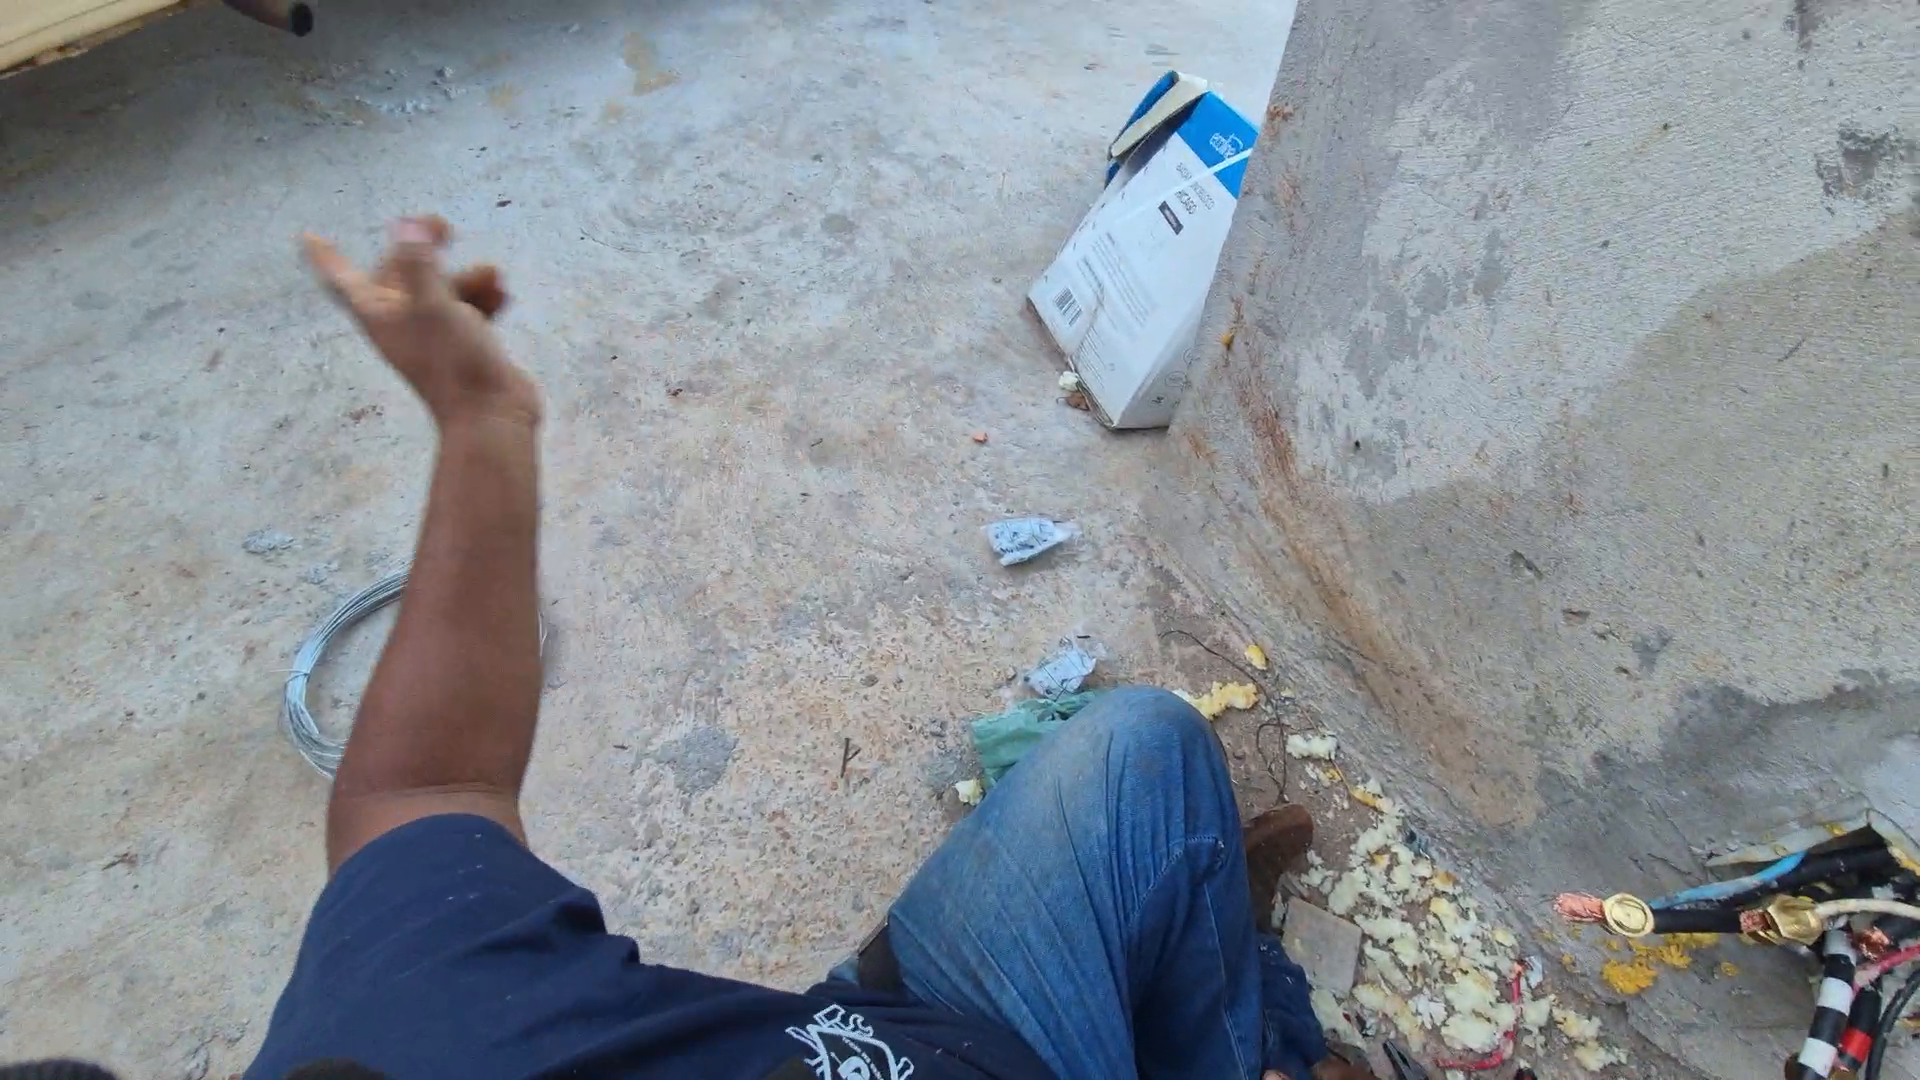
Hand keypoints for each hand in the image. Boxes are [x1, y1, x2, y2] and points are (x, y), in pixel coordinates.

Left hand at [302, 216, 541, 429]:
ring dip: (466, 278)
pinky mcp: (468, 349)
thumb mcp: (435, 306)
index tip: (309, 236)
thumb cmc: (455, 362)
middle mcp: (403, 324)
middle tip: (444, 225)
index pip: (343, 280)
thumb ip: (420, 264)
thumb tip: (407, 225)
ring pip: (443, 293)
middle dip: (422, 251)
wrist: (493, 415)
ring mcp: (437, 338)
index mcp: (381, 315)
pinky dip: (484, 300)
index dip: (327, 258)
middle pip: (403, 276)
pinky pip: (471, 313)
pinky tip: (503, 296)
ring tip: (494, 274)